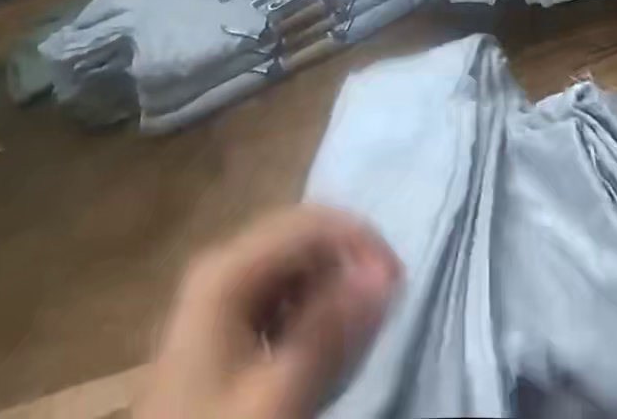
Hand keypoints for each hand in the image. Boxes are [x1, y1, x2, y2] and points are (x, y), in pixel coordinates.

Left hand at [136, 205, 399, 418]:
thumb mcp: (276, 395)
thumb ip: (329, 331)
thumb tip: (383, 274)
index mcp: (227, 268)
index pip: (309, 222)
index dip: (360, 240)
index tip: (398, 283)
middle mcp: (221, 262)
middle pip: (300, 236)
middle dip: (346, 261)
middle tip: (381, 308)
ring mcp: (218, 287)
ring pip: (291, 262)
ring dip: (329, 285)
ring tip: (351, 332)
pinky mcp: (221, 315)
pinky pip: (278, 289)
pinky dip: (307, 306)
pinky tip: (314, 344)